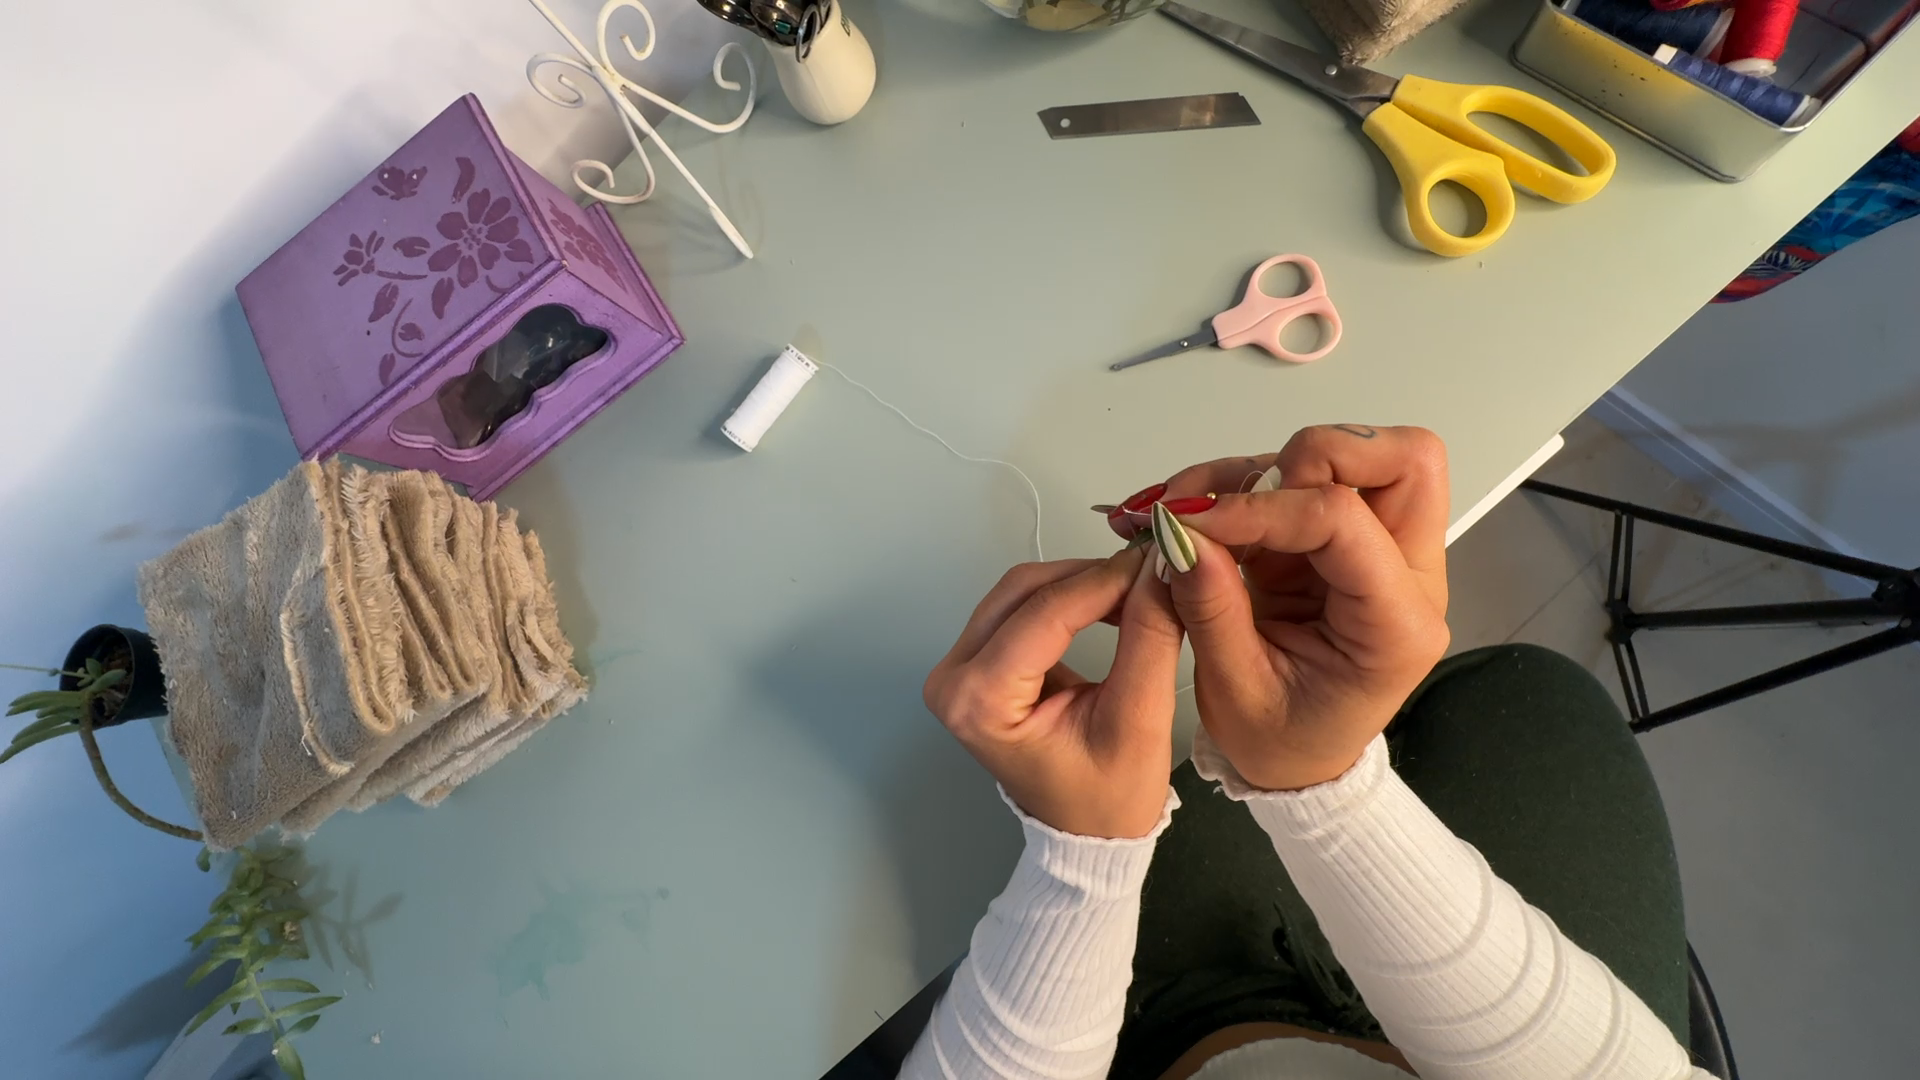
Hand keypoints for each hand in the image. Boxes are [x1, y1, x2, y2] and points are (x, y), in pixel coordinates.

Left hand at [923, 548, 1183, 837]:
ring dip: (1080, 581)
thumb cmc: (1110, 795)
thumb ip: (1150, 638)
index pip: (1044, 615)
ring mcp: (959, 665)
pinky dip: (1068, 596)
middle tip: (1151, 570)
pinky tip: (1110, 601)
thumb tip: (1166, 566)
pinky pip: (1021, 606)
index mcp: (978, 702)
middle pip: (1023, 591)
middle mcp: (953, 676)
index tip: (1160, 557)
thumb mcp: (1139, 722)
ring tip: (1138, 587)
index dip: (1105, 581)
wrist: (1084, 833)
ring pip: (1020, 590)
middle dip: (1090, 575)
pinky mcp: (977, 659)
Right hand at [1103, 425, 1449, 790]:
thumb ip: (1211, 607)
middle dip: (1309, 458)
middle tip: (1234, 501)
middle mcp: (1400, 573)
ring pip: (1342, 457)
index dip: (1259, 510)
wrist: (1296, 755)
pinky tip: (1180, 512)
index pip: (1343, 522)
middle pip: (1400, 459)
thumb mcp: (1235, 688)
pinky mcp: (1326, 539)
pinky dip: (1232, 485)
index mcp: (1393, 624)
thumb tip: (1179, 533)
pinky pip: (1289, 480)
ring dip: (1249, 472)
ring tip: (1172, 508)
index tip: (1185, 524)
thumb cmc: (1279, 737)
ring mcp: (1368, 548)